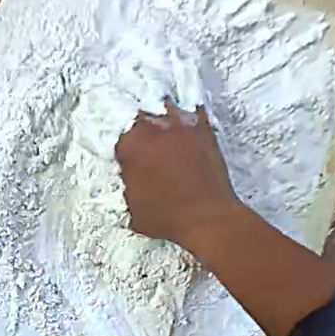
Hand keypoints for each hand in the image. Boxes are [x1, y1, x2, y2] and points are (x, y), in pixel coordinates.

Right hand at [117, 102, 334, 335]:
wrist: (215, 224)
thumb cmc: (173, 229)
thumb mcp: (138, 220)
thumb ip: (130, 200)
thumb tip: (131, 192)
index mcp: (136, 155)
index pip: (119, 135)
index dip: (119, 137)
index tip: (119, 142)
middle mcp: (160, 134)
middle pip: (142, 113)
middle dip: (138, 115)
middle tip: (135, 118)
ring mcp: (185, 132)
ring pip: (169, 107)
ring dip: (163, 108)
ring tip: (158, 106)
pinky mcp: (207, 136)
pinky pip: (195, 117)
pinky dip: (190, 115)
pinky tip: (188, 114)